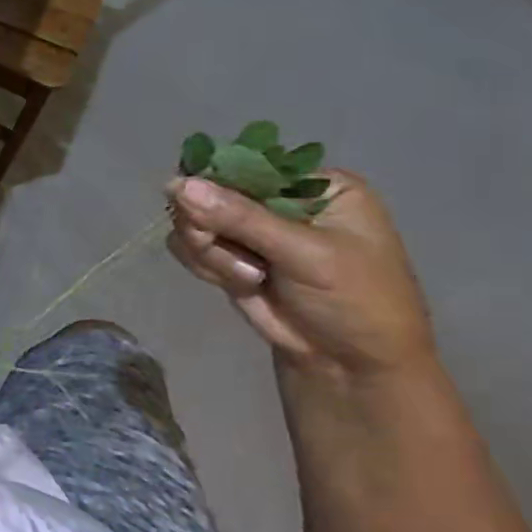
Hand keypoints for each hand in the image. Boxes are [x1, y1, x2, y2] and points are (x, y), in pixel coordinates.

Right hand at [166, 171, 433, 375]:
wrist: (351, 368)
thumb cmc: (355, 302)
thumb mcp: (306, 254)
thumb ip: (241, 218)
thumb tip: (176, 184)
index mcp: (314, 185)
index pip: (246, 162)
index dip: (217, 181)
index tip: (207, 210)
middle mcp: (278, 200)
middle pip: (210, 189)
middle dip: (209, 224)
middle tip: (221, 248)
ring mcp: (250, 229)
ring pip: (192, 219)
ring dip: (209, 250)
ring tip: (247, 278)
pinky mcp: (228, 255)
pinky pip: (190, 245)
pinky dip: (203, 264)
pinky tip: (236, 283)